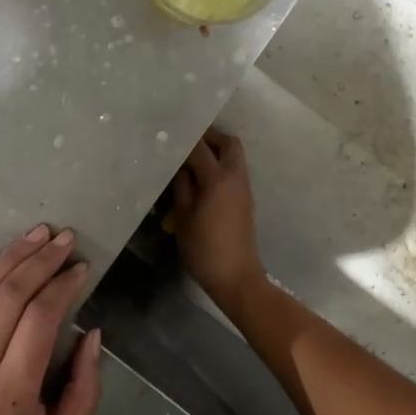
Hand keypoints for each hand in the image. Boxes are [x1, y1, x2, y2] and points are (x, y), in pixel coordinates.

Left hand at [0, 225, 103, 414]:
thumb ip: (84, 389)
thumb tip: (92, 334)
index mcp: (8, 394)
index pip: (40, 316)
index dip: (64, 285)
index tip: (81, 269)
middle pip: (10, 294)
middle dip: (42, 259)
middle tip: (65, 238)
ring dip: (11, 255)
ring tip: (37, 235)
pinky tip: (1, 260)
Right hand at [169, 128, 266, 310]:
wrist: (237, 277)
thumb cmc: (204, 250)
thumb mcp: (184, 218)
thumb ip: (182, 187)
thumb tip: (179, 166)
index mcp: (218, 178)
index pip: (201, 147)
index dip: (185, 139)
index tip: (169, 136)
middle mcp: (235, 176)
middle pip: (228, 142)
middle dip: (210, 136)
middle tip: (188, 143)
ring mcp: (244, 187)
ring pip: (235, 155)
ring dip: (217, 150)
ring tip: (193, 160)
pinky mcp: (246, 198)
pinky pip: (236, 169)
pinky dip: (222, 164)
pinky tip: (203, 178)